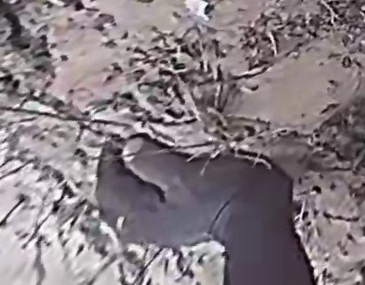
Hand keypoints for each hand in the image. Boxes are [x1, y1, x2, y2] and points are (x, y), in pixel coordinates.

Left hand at [95, 136, 294, 248]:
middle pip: (115, 201)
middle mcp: (144, 224)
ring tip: (135, 163)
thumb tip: (129, 146)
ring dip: (128, 184)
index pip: (110, 187)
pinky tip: (155, 183)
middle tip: (120, 149)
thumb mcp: (185, 172)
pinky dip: (144, 192)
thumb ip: (153, 162)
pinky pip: (148, 207)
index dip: (110, 160)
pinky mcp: (180, 223)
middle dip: (114, 175)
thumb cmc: (221, 188)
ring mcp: (162, 227)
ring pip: (130, 206)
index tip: (116, 136)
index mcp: (141, 212)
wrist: (254, 212)